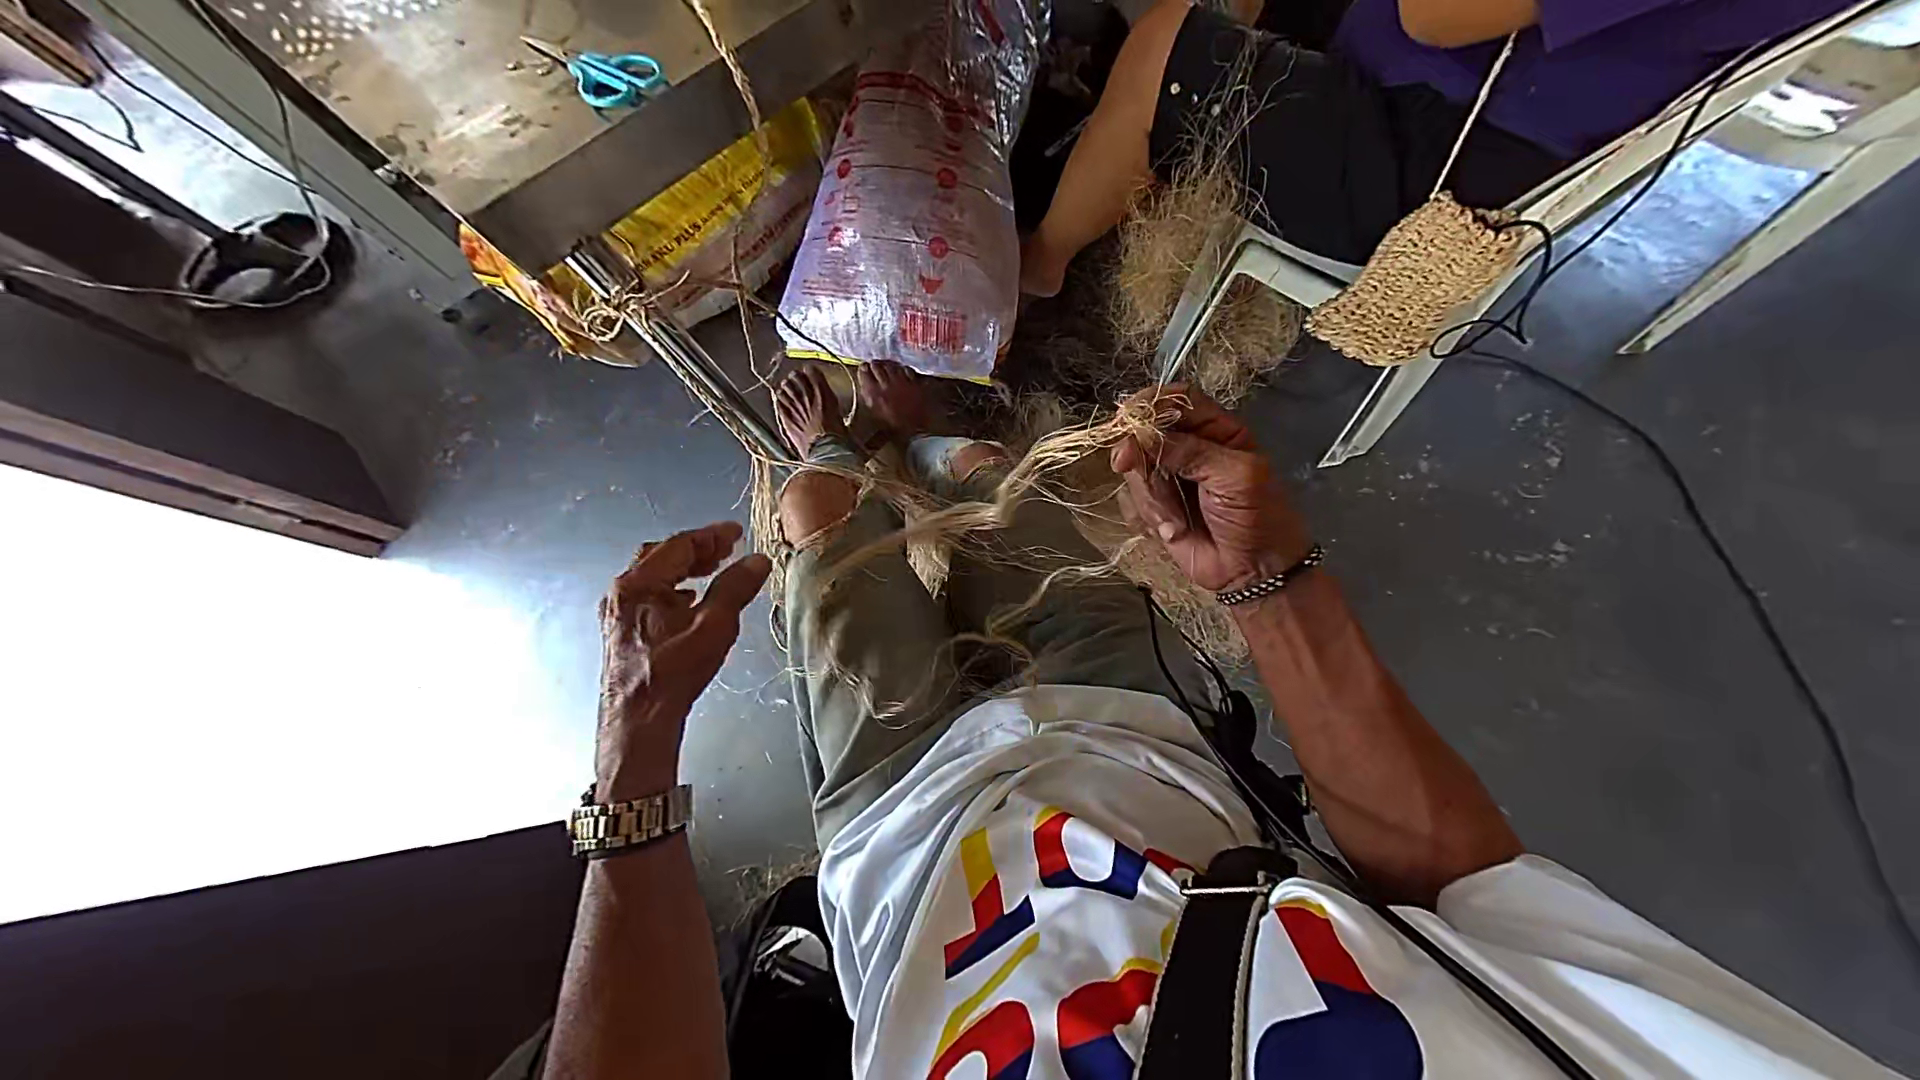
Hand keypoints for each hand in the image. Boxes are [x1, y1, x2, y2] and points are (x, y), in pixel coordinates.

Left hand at [595, 522, 771, 801]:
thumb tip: (758, 560)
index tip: (737, 533)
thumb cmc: (675, 670)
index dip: (711, 536)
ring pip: (653, 575)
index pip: (679, 545)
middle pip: (661, 555)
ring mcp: (617, 612)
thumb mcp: (714, 625)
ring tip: (714, 569)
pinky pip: (649, 595)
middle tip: (728, 549)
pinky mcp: (620, 631)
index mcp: (639, 583)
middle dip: (697, 549)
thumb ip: (735, 587)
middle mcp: (622, 592)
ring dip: (684, 568)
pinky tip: (691, 600)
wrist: (638, 720)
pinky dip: (673, 587)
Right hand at [1110, 384, 1310, 592]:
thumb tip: (1142, 436)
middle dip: (1135, 450)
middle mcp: (1188, 448)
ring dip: (1151, 496)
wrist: (1254, 572)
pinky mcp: (1156, 506)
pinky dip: (1150, 515)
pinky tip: (1173, 530)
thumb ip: (1191, 452)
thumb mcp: (1236, 477)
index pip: (1177, 400)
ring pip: (1135, 468)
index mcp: (1216, 430)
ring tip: (1177, 521)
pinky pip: (1133, 499)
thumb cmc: (1259, 518)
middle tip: (1124, 463)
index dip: (1150, 403)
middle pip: (1145, 432)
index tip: (1127, 418)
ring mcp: (1169, 478)